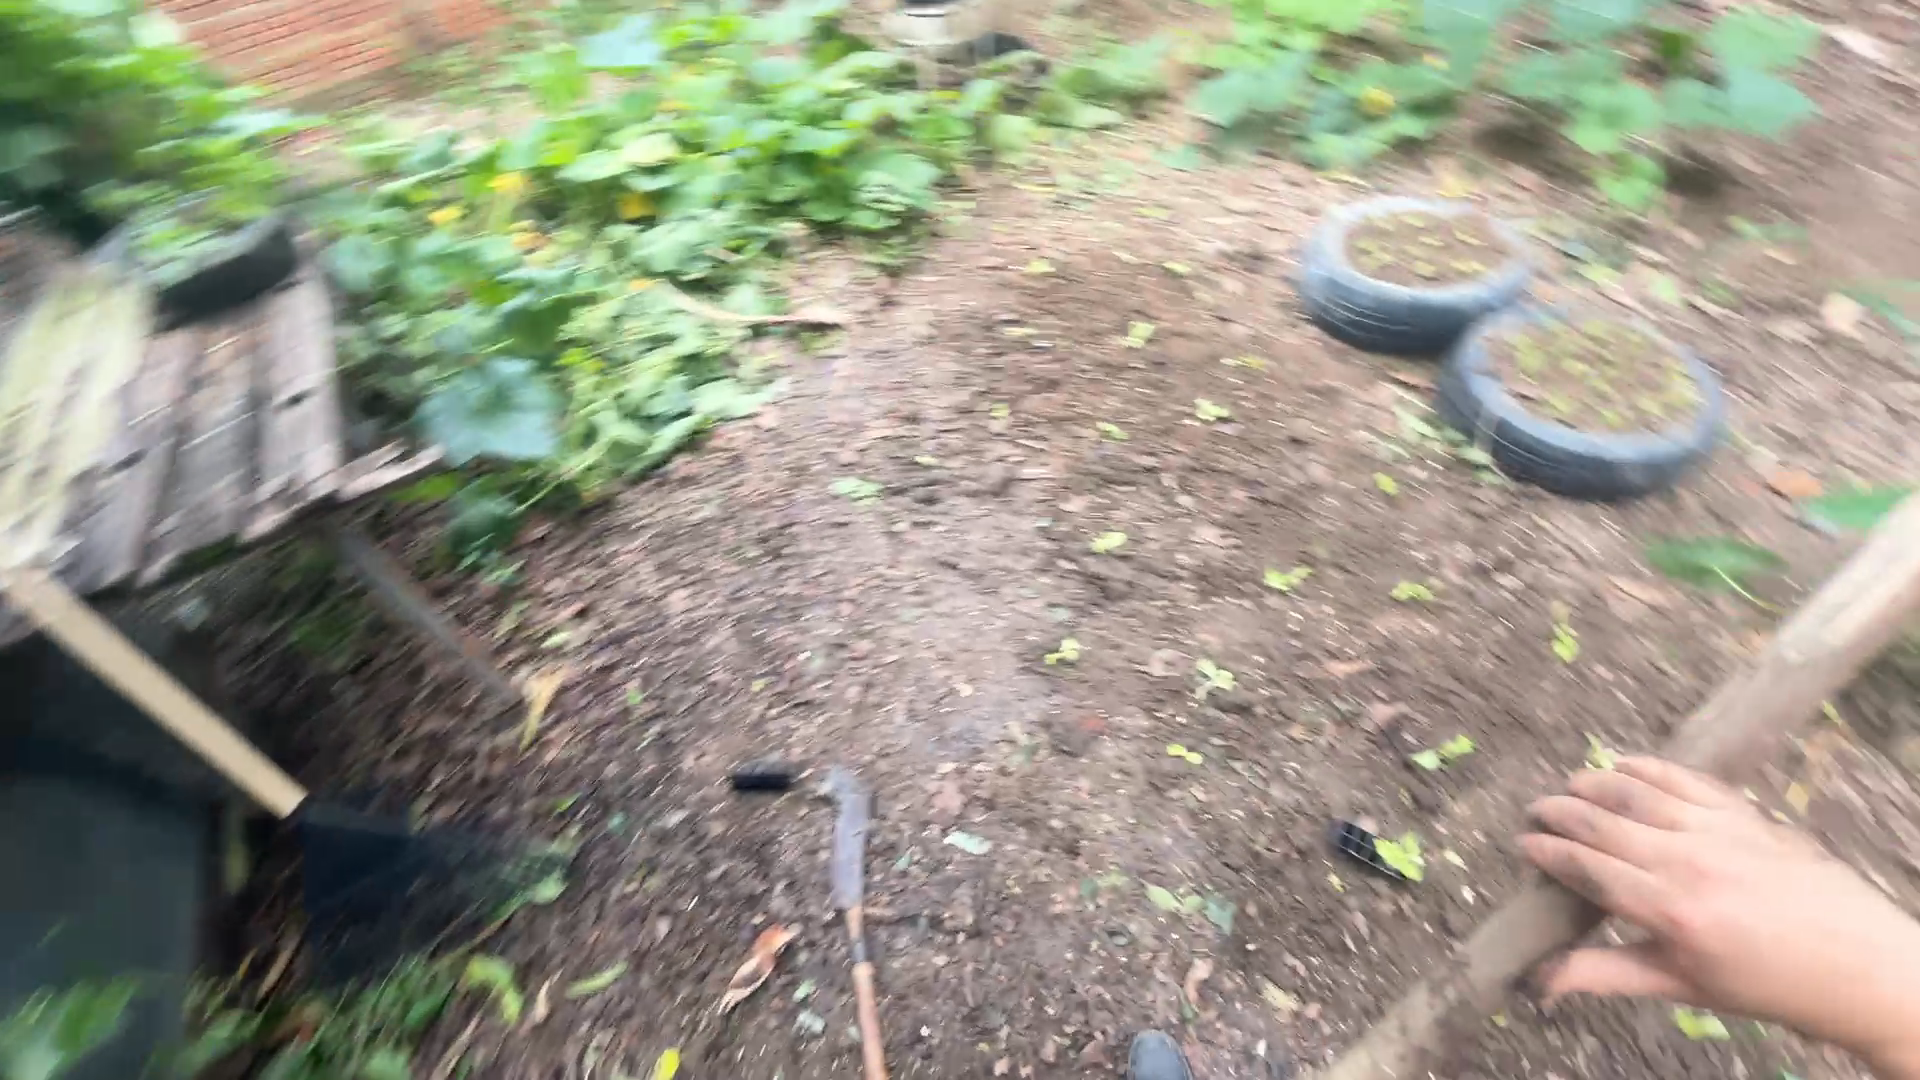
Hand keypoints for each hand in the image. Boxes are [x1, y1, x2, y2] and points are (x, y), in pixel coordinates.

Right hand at [1521, 757, 1919, 1078]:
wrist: (1878, 977)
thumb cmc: (1772, 987)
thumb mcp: (1684, 986)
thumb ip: (1605, 973)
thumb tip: (1537, 982)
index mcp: (1670, 913)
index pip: (1581, 866)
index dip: (1542, 851)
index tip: (1524, 846)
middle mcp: (1686, 866)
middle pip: (1594, 821)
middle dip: (1553, 812)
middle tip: (1537, 814)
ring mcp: (1718, 835)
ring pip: (1628, 790)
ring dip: (1587, 784)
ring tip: (1570, 789)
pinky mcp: (1745, 816)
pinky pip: (1680, 778)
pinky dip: (1642, 767)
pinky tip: (1620, 767)